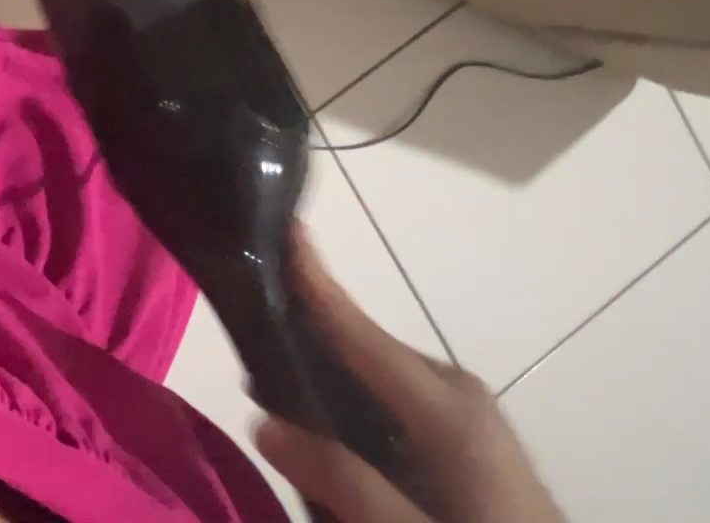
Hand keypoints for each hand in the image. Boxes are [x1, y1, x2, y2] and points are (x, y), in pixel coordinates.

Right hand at [256, 237, 565, 522]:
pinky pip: (384, 395)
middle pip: (354, 346)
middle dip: (297, 343)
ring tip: (274, 402)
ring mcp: (461, 406)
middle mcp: (452, 388)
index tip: (281, 225)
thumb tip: (262, 423)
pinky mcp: (463, 428)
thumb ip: (346, 484)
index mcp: (445, 407)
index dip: (312, 277)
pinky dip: (347, 401)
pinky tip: (325, 433)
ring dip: (319, 377)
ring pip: (366, 371)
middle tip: (246, 371)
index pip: (356, 328)